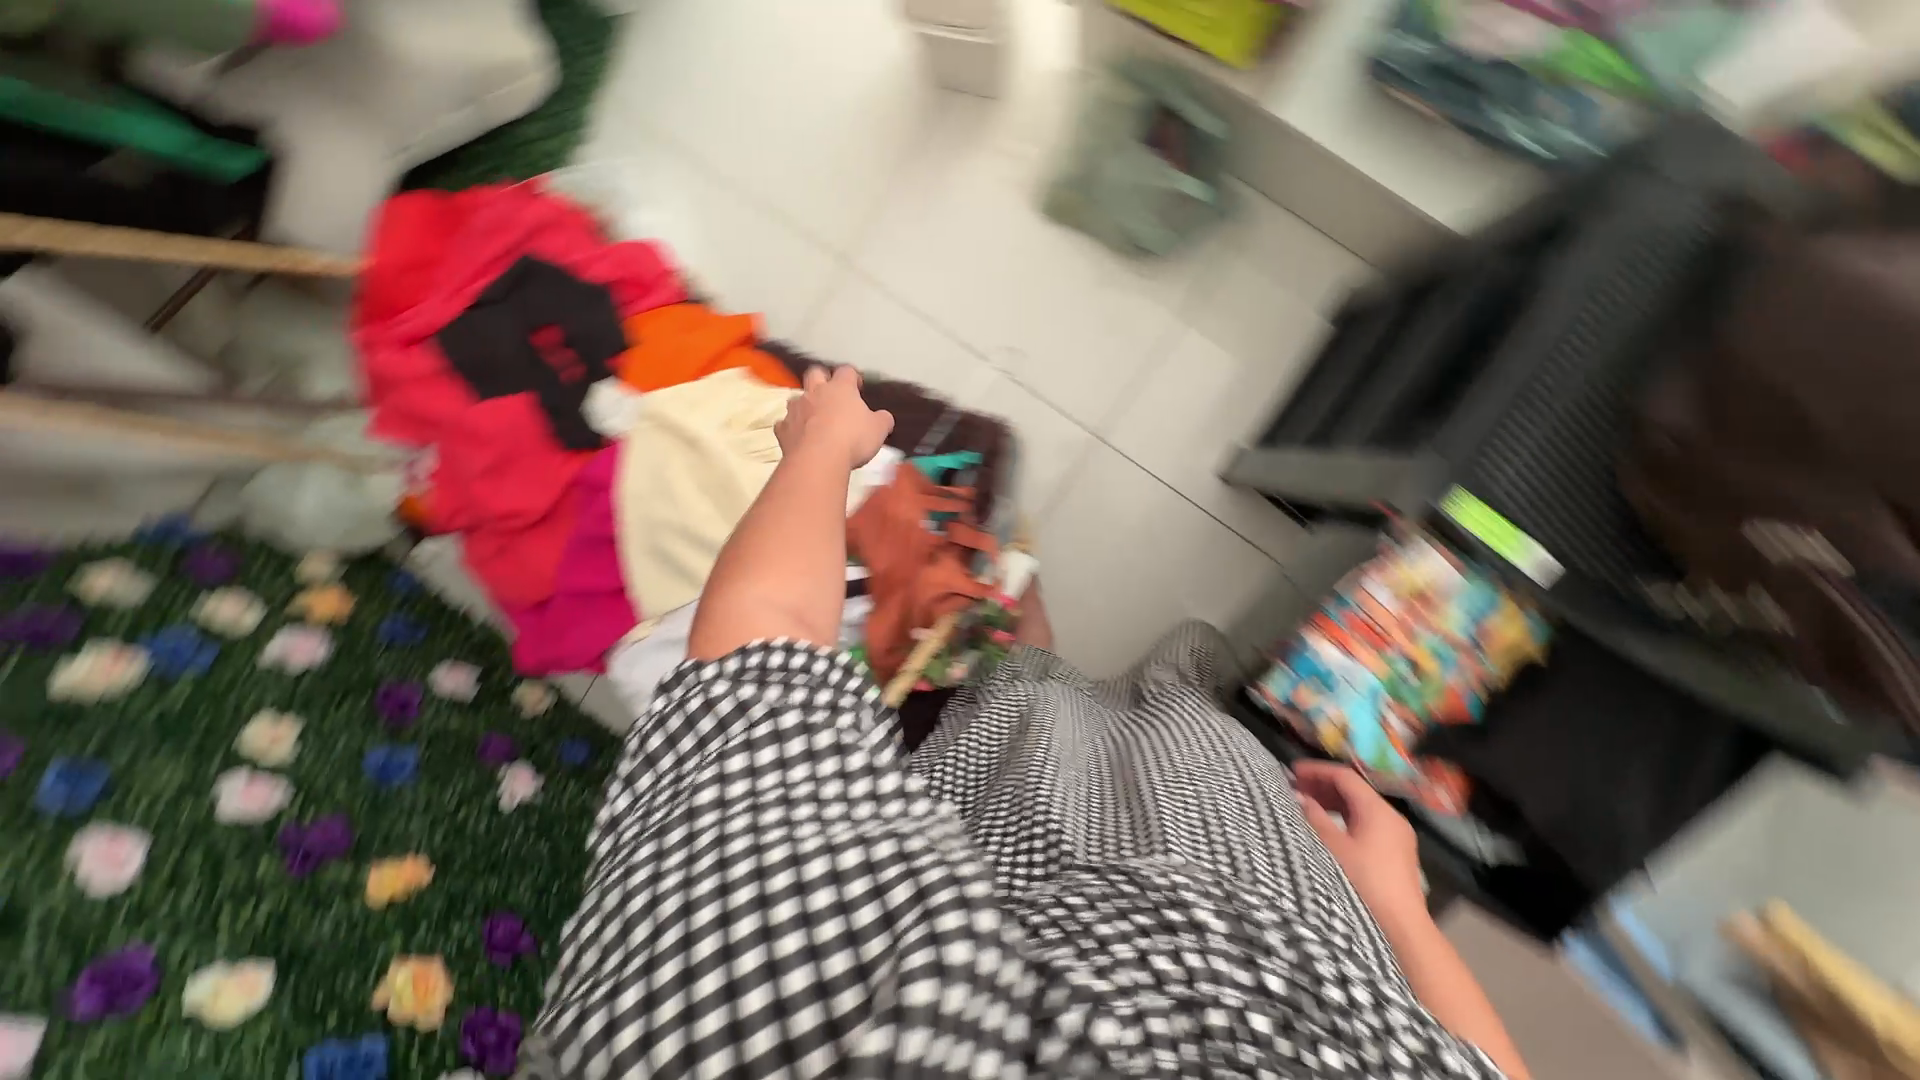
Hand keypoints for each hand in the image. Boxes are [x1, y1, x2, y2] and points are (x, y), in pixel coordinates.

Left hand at [777, 366, 894, 468]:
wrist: (819, 458)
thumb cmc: (853, 438)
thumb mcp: (878, 429)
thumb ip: (882, 420)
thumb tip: (884, 417)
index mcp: (840, 388)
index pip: (846, 371)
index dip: (852, 376)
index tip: (857, 386)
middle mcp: (815, 392)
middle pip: (815, 373)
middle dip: (822, 379)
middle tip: (831, 393)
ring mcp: (796, 409)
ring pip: (796, 398)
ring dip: (804, 404)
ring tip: (814, 418)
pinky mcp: (783, 429)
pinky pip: (784, 424)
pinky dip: (791, 428)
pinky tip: (798, 436)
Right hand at [1292, 761, 1428, 929]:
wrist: (1400, 927)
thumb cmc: (1363, 882)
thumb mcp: (1331, 847)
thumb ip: (1313, 817)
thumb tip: (1298, 796)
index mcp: (1378, 811)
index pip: (1345, 777)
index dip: (1317, 771)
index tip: (1292, 771)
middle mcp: (1392, 818)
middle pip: (1354, 790)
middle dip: (1323, 786)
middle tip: (1294, 788)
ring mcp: (1397, 836)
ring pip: (1360, 808)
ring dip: (1332, 802)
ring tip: (1305, 805)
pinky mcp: (1396, 853)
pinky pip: (1366, 823)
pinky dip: (1344, 818)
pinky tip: (1326, 827)